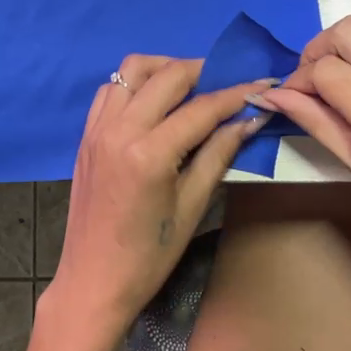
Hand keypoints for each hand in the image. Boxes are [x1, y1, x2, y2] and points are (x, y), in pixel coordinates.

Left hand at [46, 55, 272, 326]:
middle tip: (229, 86)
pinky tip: (155, 103)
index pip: (202, 108)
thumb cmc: (149, 256)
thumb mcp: (192, 206)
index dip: (237, 93)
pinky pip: (111, 89)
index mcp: (148, 153)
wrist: (92, 282)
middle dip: (204, 72)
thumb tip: (250, 118)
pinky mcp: (86, 134)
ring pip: (133, 70)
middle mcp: (120, 129)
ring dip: (166, 69)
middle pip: (168, 75)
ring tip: (191, 88)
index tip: (264, 85)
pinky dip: (136, 84)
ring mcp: (97, 128)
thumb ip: (219, 154)